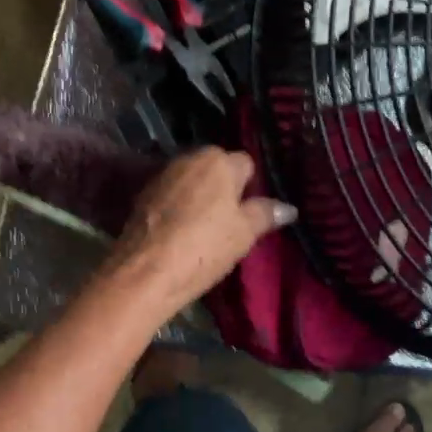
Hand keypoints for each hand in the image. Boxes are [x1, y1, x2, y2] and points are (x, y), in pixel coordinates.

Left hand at [103, 147, 295, 315]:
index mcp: (219, 160)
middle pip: (217, 170)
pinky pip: (171, 195)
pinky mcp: (143, 195)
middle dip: (224, 190)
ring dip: (199, 198)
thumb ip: (265, 214)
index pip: (246, 165)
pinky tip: (178, 234)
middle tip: (228, 224)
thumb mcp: (244, 234)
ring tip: (202, 231)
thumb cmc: (203, 248)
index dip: (250, 189)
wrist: (143, 273)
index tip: (249, 215)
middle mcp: (191, 158)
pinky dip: (177, 208)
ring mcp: (164, 175)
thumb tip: (289, 208)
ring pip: (193, 182)